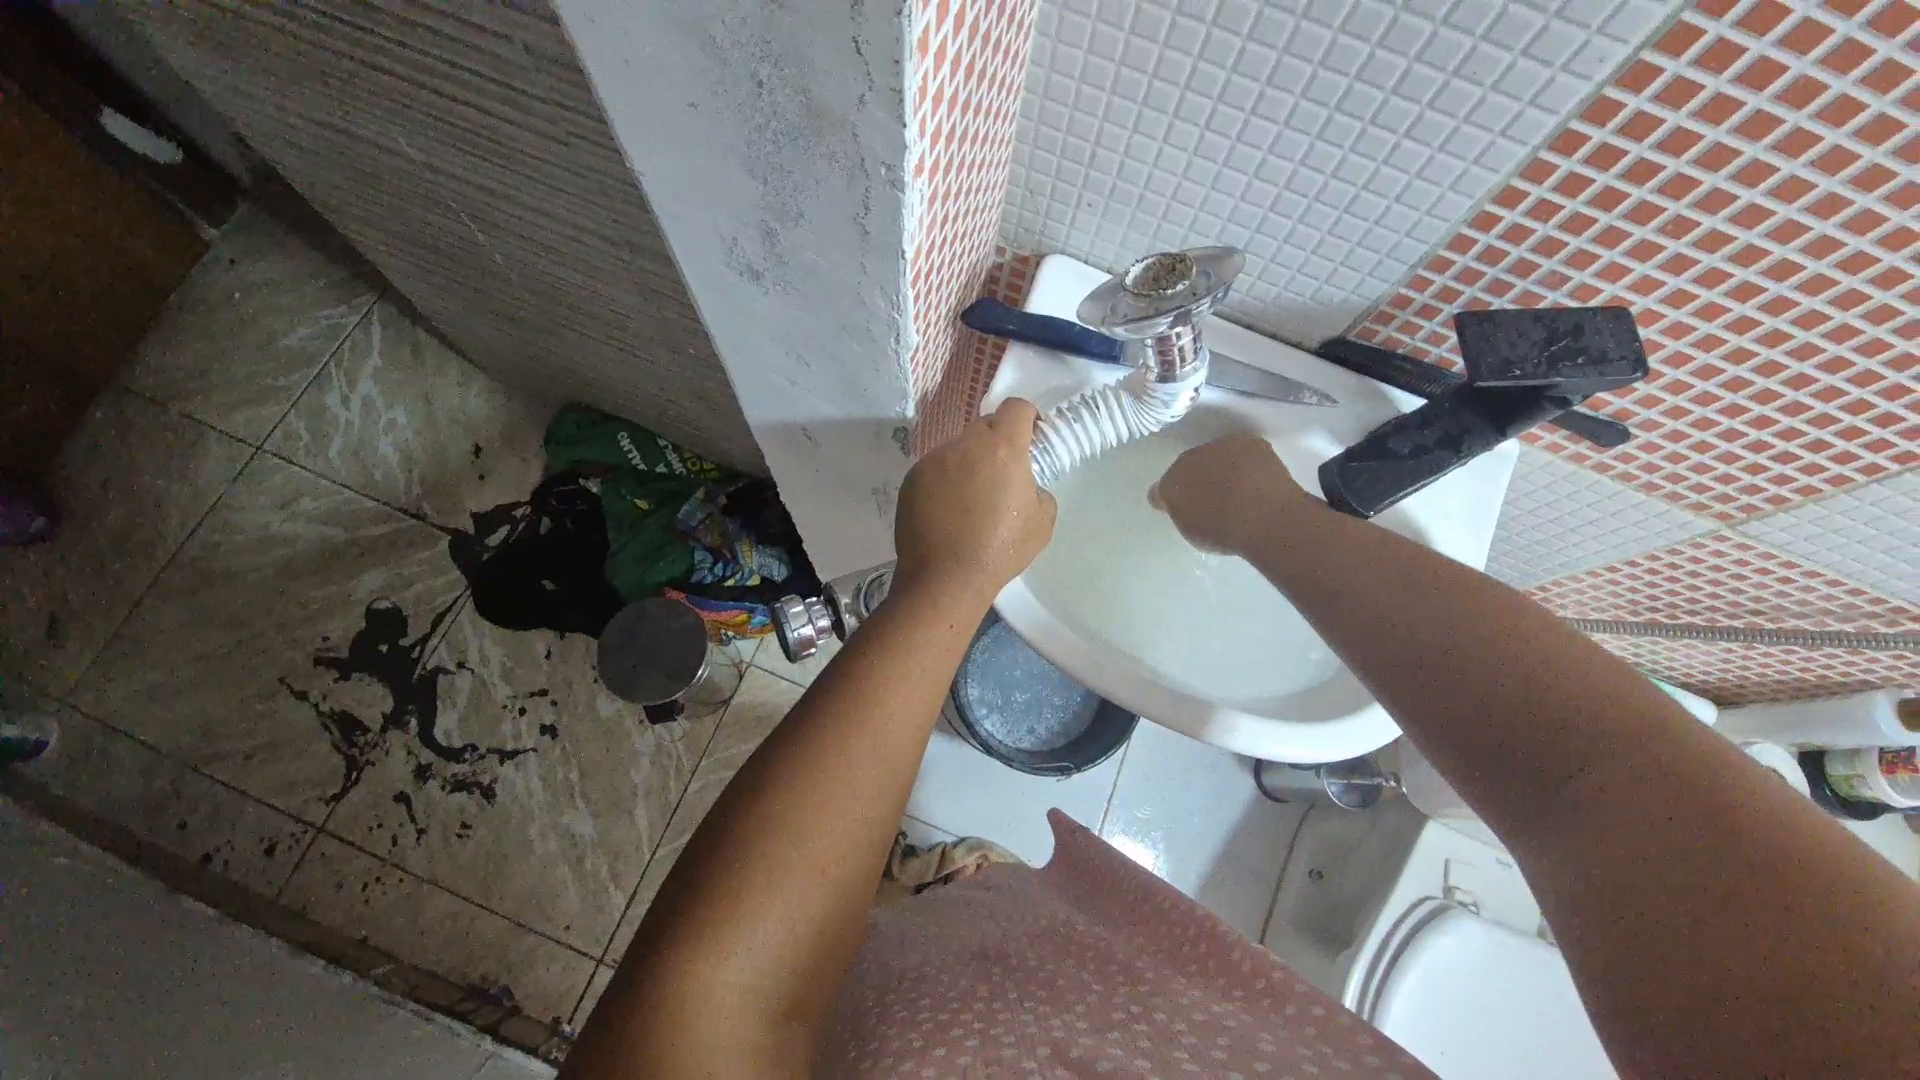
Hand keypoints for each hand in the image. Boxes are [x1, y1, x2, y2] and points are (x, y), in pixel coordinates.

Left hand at [894, 398, 1056, 605]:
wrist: (944, 578)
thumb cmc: (1000, 550)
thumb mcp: (1042, 521)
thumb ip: (1038, 488)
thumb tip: (1023, 483)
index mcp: (1002, 448)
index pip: (1016, 407)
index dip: (1027, 417)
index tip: (1030, 436)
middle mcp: (964, 444)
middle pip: (985, 425)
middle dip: (997, 441)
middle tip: (1002, 474)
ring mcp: (933, 460)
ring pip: (958, 448)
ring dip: (969, 462)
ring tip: (971, 499)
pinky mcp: (911, 479)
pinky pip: (935, 469)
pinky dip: (945, 481)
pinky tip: (948, 511)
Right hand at [1149, 435, 1310, 554]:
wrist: (1265, 519)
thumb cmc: (1225, 535)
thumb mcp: (1195, 534)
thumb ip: (1185, 515)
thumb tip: (1188, 507)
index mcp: (1169, 485)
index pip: (1163, 489)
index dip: (1174, 500)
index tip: (1187, 511)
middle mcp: (1187, 461)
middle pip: (1189, 467)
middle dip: (1199, 479)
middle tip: (1215, 500)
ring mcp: (1218, 448)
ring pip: (1216, 456)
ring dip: (1223, 468)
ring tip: (1240, 490)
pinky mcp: (1248, 442)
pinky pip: (1244, 451)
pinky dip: (1249, 463)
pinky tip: (1258, 480)